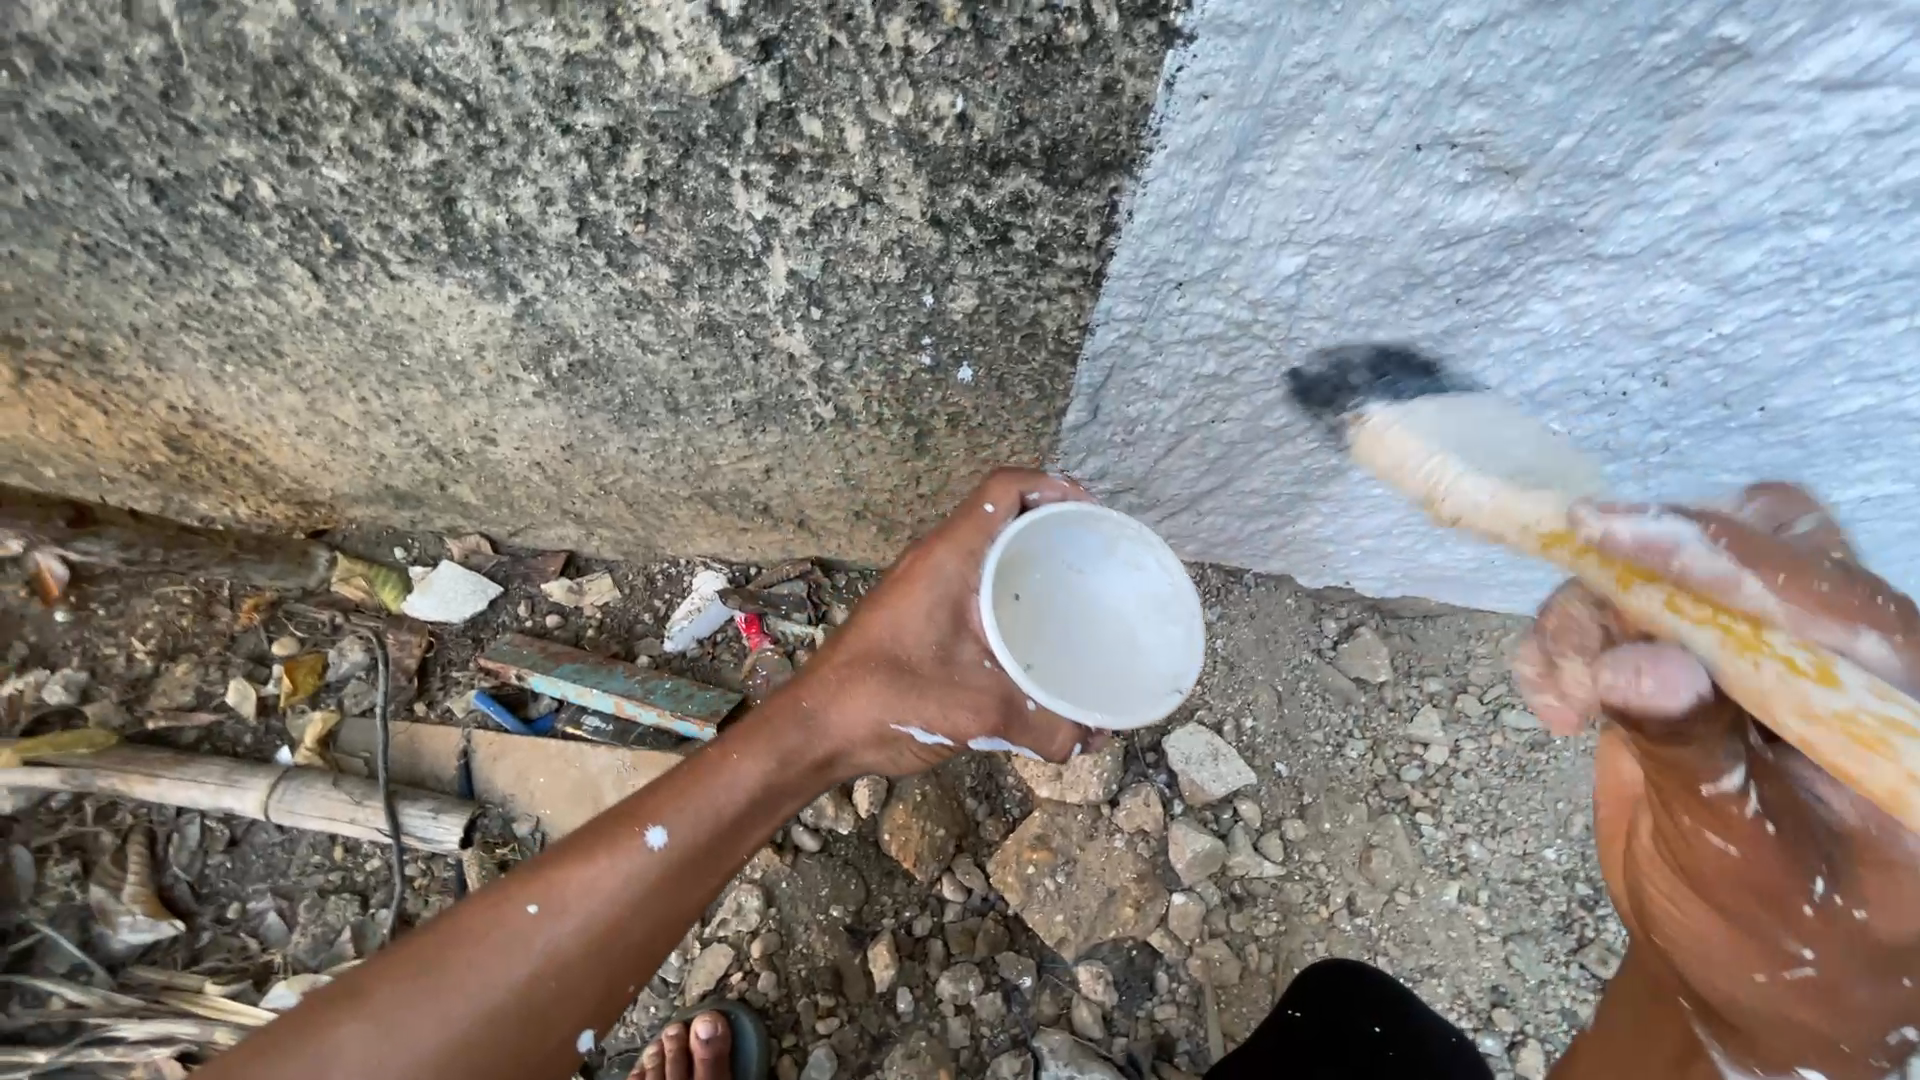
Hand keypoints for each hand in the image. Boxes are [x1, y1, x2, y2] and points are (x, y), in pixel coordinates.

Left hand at [786, 467, 1099, 778]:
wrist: (813, 728)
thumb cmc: (884, 700)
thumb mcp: (975, 711)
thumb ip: (1042, 725)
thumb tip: (1092, 739)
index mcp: (948, 557)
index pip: (1003, 488)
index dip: (1053, 485)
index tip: (1093, 514)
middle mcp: (934, 560)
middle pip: (1000, 516)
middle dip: (1049, 527)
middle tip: (1093, 558)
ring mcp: (921, 587)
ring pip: (984, 554)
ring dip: (1025, 564)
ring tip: (1072, 594)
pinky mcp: (916, 615)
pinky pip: (971, 587)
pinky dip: (1004, 597)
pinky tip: (1027, 637)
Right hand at [1516, 483, 1919, 1078]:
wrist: (1744, 963)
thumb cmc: (1781, 935)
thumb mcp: (1747, 860)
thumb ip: (1701, 758)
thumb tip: (1635, 664)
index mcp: (1900, 705)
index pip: (1818, 594)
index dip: (1710, 551)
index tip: (1600, 529)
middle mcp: (1832, 660)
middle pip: (1740, 548)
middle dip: (1638, 579)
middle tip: (1585, 649)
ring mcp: (1748, 655)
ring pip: (1647, 575)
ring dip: (1578, 624)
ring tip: (1564, 703)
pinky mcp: (1675, 661)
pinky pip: (1598, 613)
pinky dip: (1554, 647)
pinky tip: (1554, 706)